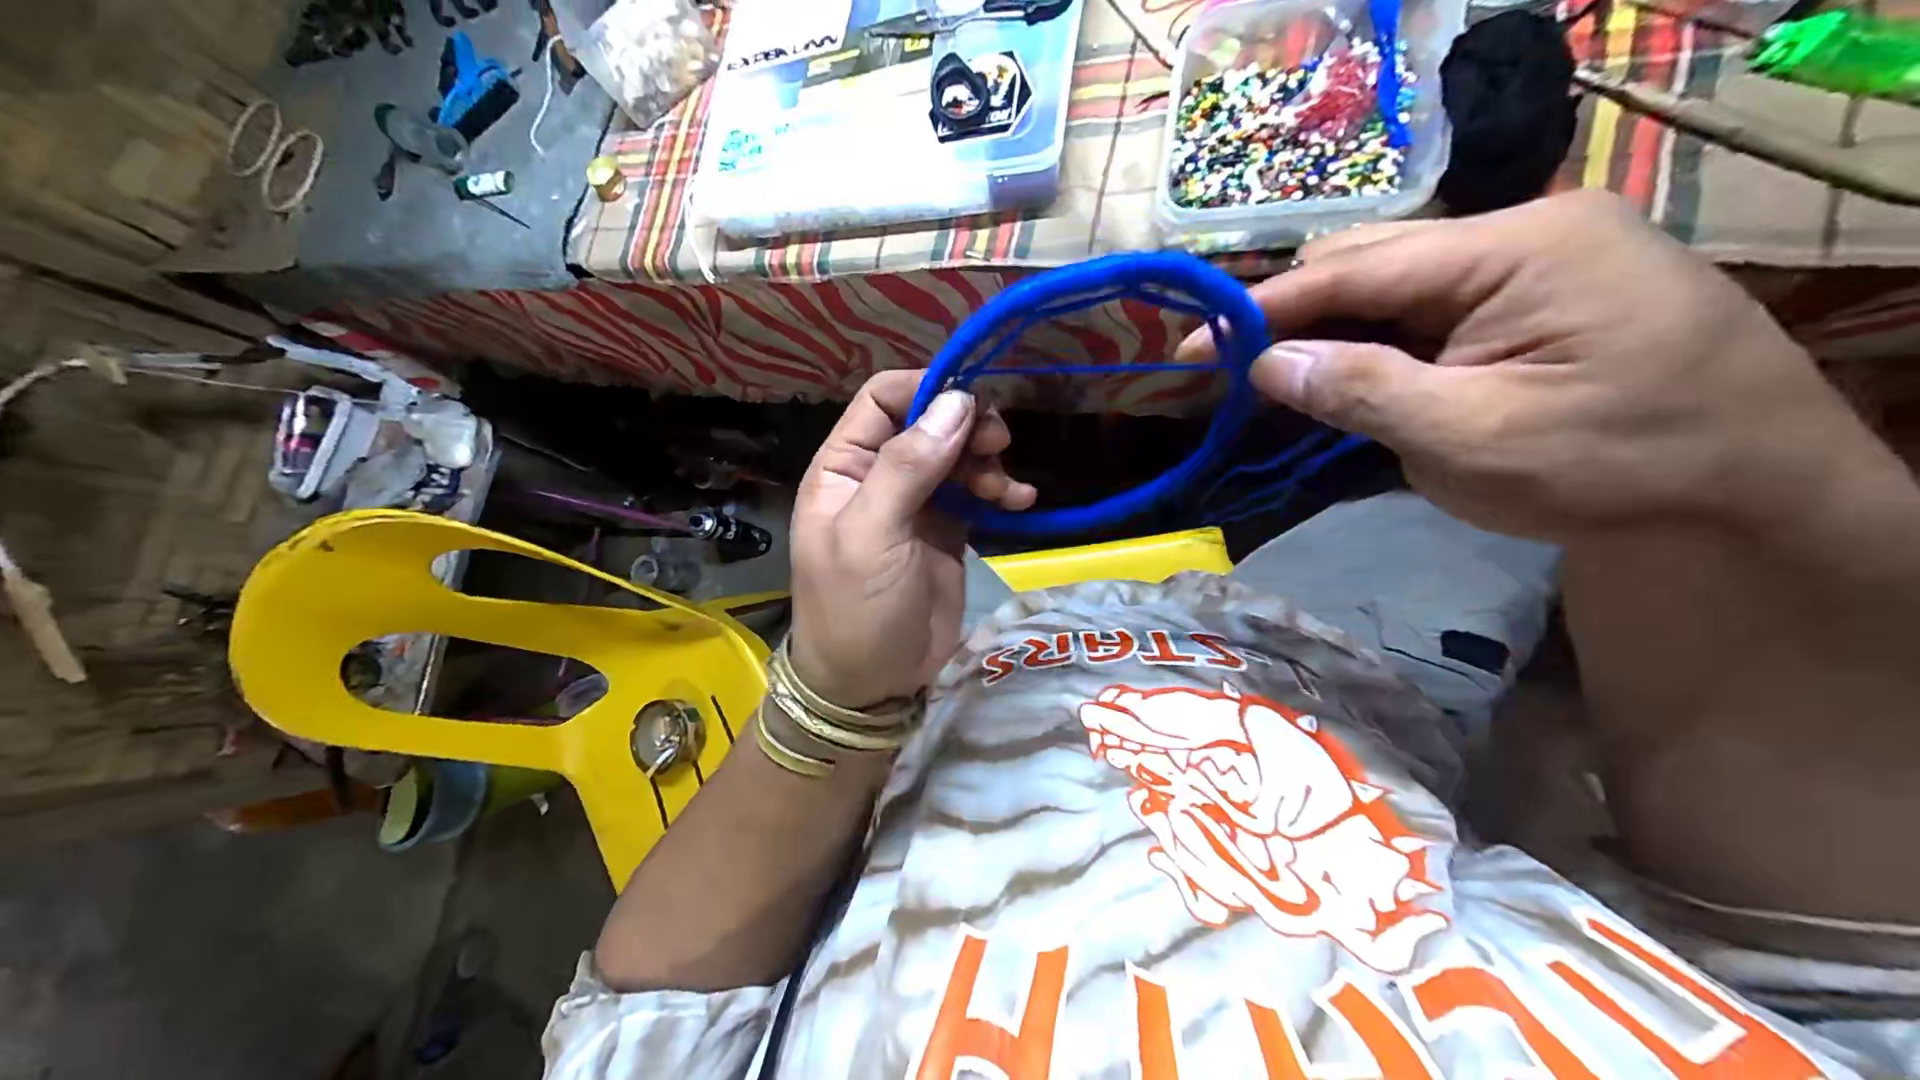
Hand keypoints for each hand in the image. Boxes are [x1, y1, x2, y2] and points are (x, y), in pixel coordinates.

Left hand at [788, 371, 1035, 708]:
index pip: (883, 399)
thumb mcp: (871, 536)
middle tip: (998, 445)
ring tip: (1005, 489)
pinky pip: (977, 492)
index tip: (973, 400)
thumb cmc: (856, 609)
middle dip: (967, 426)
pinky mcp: (947, 528)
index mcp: (845, 467)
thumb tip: (957, 401)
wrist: (872, 683)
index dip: (926, 389)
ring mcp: (916, 502)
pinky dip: (1001, 490)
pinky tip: (1022, 502)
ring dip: (988, 460)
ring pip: (958, 453)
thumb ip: (907, 467)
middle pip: (929, 421)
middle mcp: (880, 475)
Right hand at [1187, 192, 1878, 542]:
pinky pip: (1422, 314)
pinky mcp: (1528, 304)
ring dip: (1328, 333)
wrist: (1747, 504)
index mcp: (1520, 247)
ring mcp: (1529, 267)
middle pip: (1370, 263)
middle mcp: (1523, 235)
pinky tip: (1336, 375)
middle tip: (1230, 369)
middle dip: (1292, 316)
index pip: (1357, 268)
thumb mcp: (1470, 437)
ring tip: (1271, 377)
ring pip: (1391, 289)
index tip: (1194, 345)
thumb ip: (1361, 389)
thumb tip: (1264, 362)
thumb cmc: (1615, 469)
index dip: (1264, 308)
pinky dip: (1368, 347)